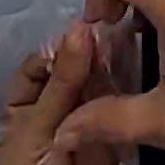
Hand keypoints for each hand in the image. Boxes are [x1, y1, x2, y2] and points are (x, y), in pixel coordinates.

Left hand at [0, 24, 116, 164]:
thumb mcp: (36, 132)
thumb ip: (61, 82)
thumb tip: (79, 27)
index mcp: (27, 104)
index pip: (46, 59)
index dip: (65, 43)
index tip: (89, 27)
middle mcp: (58, 107)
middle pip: (79, 66)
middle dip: (96, 51)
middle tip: (116, 31)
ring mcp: (86, 121)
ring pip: (103, 81)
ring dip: (114, 67)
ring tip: (129, 49)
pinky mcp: (112, 136)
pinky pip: (121, 106)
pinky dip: (128, 91)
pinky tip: (136, 73)